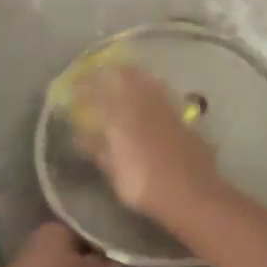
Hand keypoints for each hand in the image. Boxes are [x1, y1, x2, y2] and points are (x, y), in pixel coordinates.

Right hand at [69, 66, 221, 214]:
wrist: (193, 194)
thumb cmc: (146, 187)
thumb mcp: (115, 172)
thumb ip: (97, 149)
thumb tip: (79, 135)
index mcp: (122, 115)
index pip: (98, 91)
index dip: (84, 86)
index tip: (72, 86)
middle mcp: (143, 103)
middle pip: (122, 76)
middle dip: (105, 73)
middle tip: (93, 75)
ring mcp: (165, 106)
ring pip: (143, 78)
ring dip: (127, 74)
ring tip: (117, 76)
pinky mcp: (180, 114)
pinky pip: (159, 89)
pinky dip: (146, 84)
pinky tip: (145, 91)